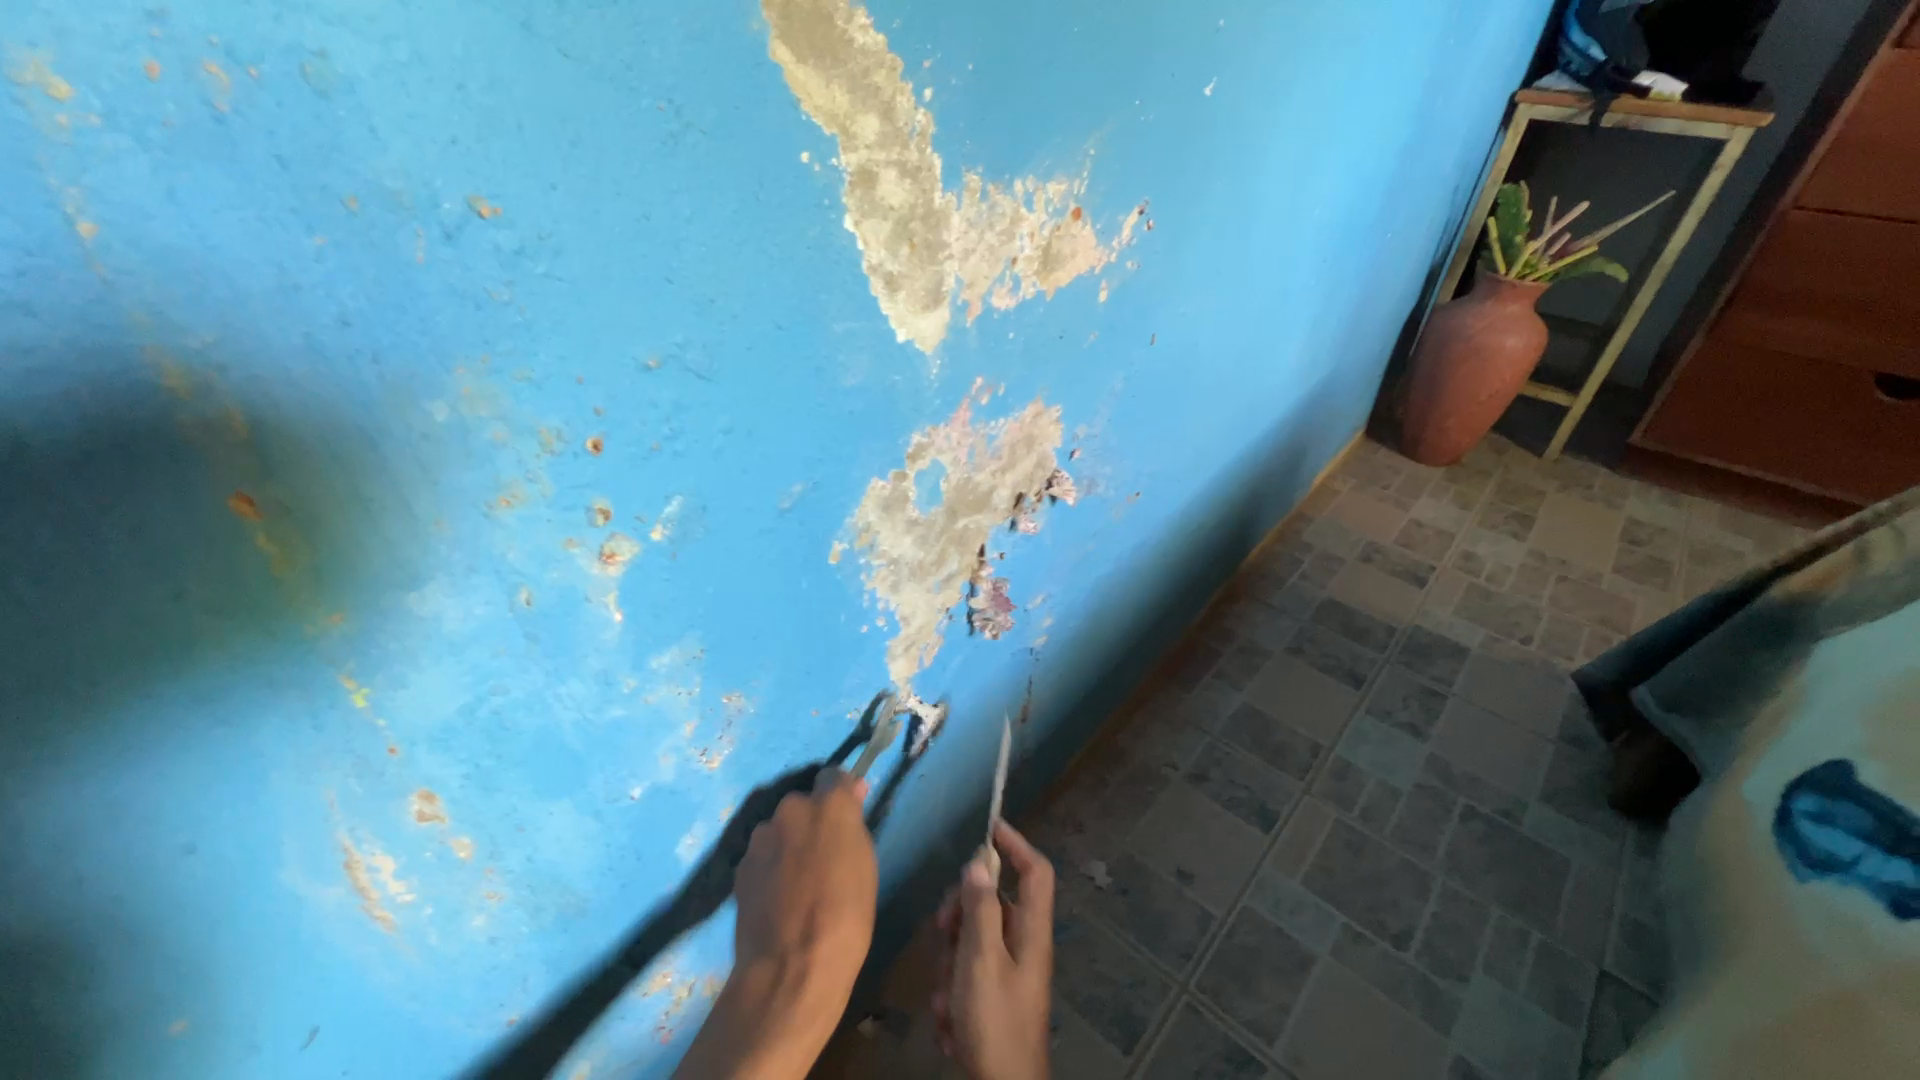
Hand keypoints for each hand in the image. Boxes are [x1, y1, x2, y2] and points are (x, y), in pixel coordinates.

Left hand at [732, 768, 877, 982]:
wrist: (790, 967)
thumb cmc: (845, 917)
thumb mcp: (865, 867)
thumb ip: (854, 825)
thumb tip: (851, 794)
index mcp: (828, 806)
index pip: (833, 777)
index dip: (841, 795)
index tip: (849, 815)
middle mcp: (790, 810)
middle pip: (804, 806)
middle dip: (812, 823)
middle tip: (825, 859)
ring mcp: (760, 837)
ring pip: (780, 831)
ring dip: (789, 845)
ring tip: (799, 885)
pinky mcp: (740, 866)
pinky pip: (763, 857)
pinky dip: (771, 868)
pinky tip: (779, 899)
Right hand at [933, 820, 1054, 1079]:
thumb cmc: (995, 1021)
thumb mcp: (981, 962)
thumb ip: (979, 910)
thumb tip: (978, 862)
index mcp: (1031, 930)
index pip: (1035, 870)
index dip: (1016, 844)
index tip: (988, 826)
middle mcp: (1023, 943)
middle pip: (990, 903)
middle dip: (959, 915)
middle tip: (942, 932)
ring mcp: (1007, 970)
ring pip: (970, 938)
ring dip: (949, 961)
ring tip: (946, 996)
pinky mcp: (991, 994)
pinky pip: (964, 971)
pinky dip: (951, 989)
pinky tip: (948, 1018)